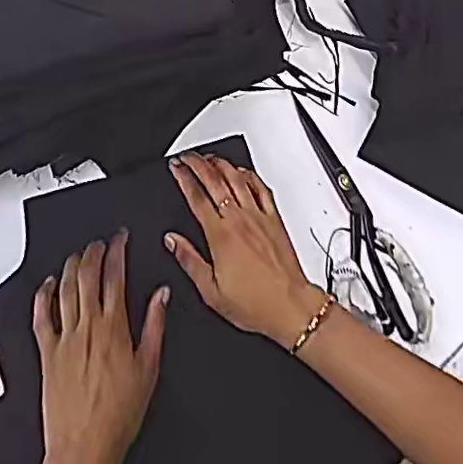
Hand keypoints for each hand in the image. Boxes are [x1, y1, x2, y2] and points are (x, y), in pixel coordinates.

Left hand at [31, 232, 167, 463]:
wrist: (85, 447)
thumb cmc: (118, 415)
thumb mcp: (149, 368)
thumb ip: (155, 325)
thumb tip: (161, 296)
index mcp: (114, 328)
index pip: (115, 276)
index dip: (117, 250)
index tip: (120, 239)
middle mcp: (88, 327)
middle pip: (87, 275)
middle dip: (93, 251)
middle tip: (99, 242)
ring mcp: (65, 338)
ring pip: (65, 288)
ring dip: (71, 266)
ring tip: (78, 255)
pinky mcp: (47, 353)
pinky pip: (41, 315)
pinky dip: (43, 295)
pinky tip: (47, 284)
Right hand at [164, 153, 327, 348]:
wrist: (290, 306)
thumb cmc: (254, 303)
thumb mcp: (211, 291)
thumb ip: (189, 260)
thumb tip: (172, 240)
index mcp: (220, 236)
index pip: (197, 197)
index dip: (183, 178)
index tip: (176, 168)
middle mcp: (239, 220)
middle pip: (215, 180)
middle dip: (197, 164)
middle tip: (187, 157)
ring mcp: (258, 216)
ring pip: (237, 179)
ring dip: (221, 164)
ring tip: (209, 157)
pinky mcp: (274, 219)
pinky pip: (261, 189)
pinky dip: (249, 175)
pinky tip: (242, 171)